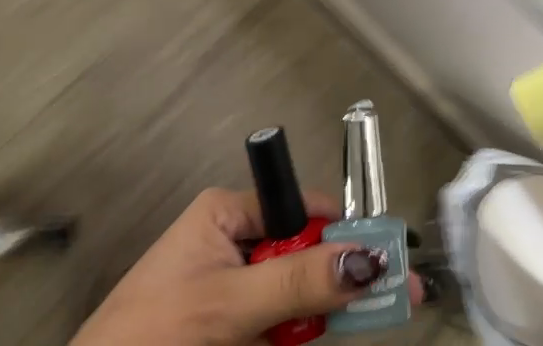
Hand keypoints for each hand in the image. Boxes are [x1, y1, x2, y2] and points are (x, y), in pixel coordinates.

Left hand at [69, 188, 423, 345]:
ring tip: (339, 326)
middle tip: (387, 301)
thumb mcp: (230, 302)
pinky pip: (278, 319)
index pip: (302, 210)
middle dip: (336, 279)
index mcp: (228, 212)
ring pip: (296, 290)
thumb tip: (368, 258)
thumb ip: (298, 281)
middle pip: (304, 252)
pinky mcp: (230, 320)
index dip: (343, 233)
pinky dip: (293, 334)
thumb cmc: (155, 329)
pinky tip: (296, 342)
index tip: (387, 259)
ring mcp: (231, 282)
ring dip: (315, 314)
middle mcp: (234, 238)